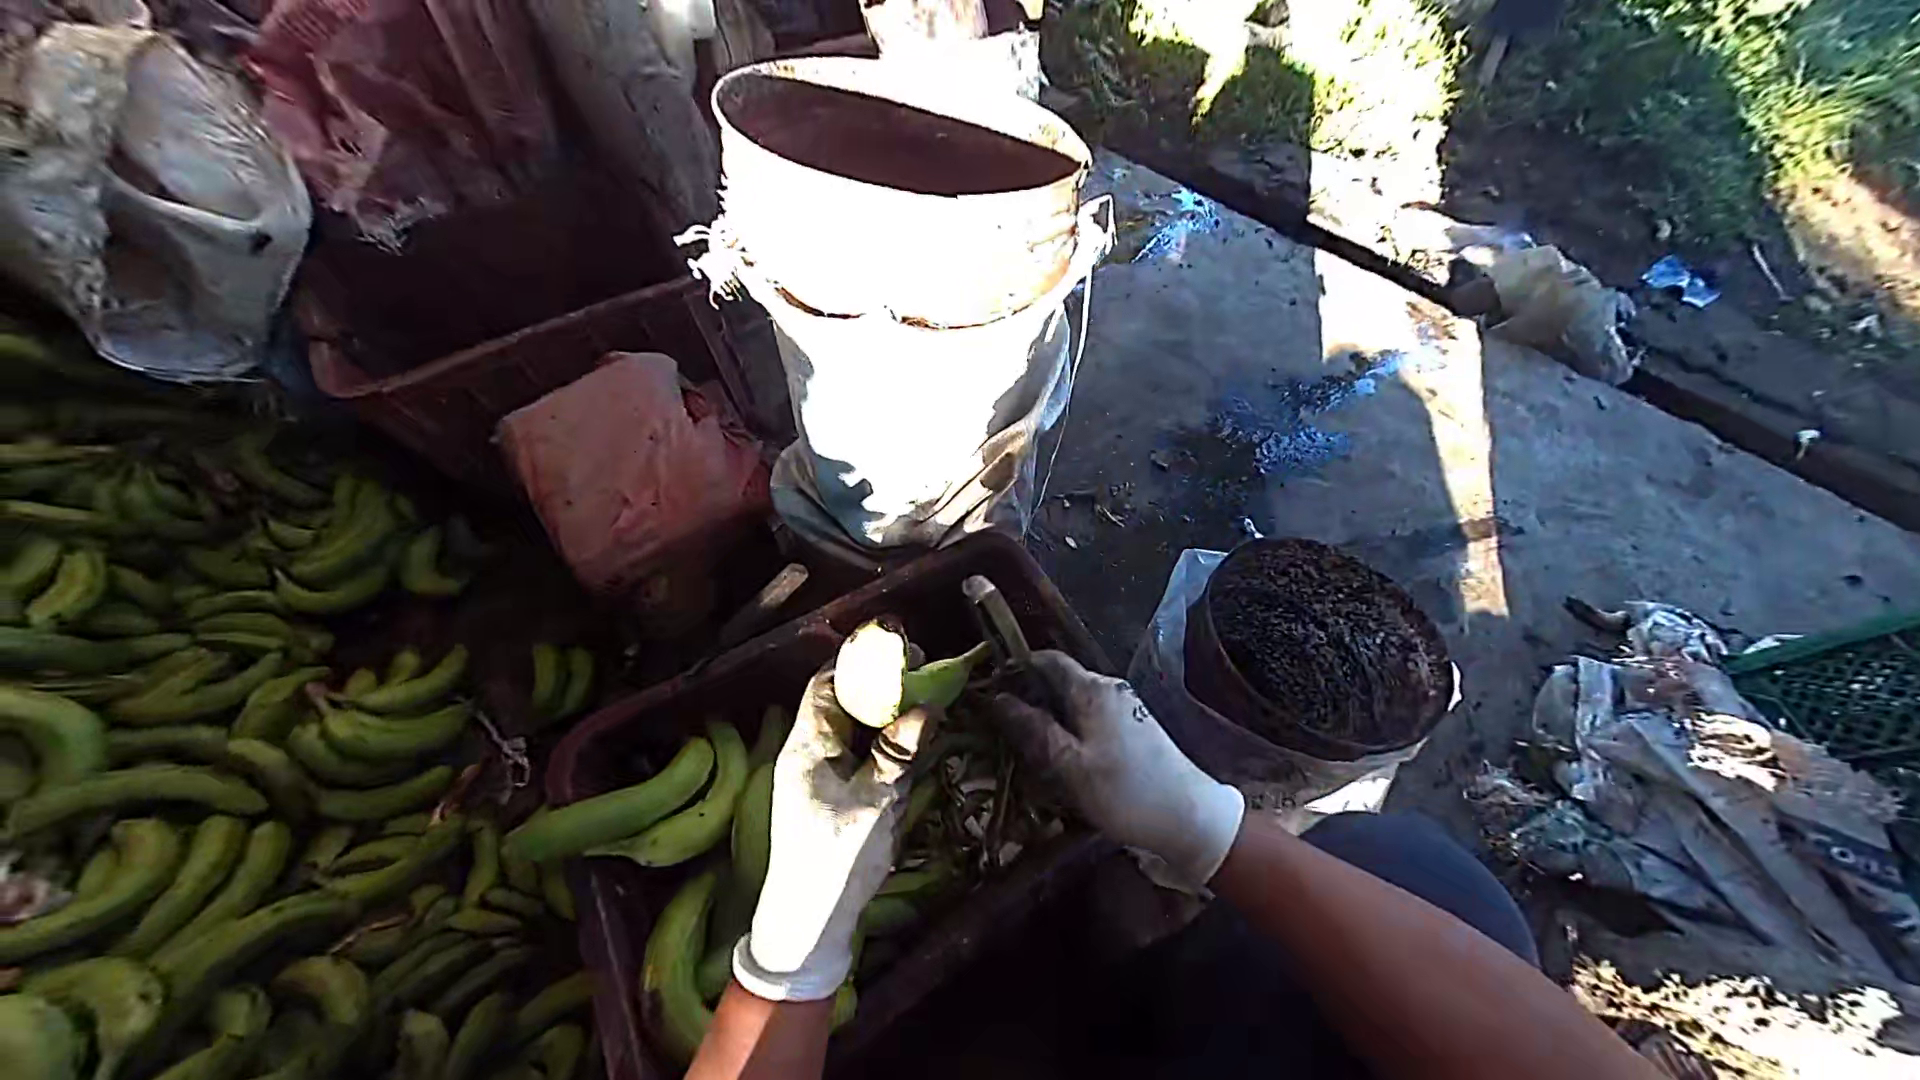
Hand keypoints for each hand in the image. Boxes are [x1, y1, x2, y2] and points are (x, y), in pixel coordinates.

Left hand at [733, 668, 931, 1001]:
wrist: (807, 923)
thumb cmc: (836, 860)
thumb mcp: (875, 802)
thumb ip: (898, 752)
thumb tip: (927, 707)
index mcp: (806, 746)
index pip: (826, 685)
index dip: (858, 662)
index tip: (896, 652)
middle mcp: (807, 751)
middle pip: (840, 701)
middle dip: (877, 683)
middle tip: (919, 671)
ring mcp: (817, 772)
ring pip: (851, 725)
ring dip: (882, 710)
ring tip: (922, 697)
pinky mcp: (830, 790)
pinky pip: (856, 750)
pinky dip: (880, 738)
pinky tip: (908, 737)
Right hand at [991, 650, 1243, 891]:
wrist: (1191, 818)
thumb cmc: (1124, 792)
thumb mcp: (1069, 765)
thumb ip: (1034, 729)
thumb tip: (999, 699)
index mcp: (1092, 689)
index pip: (1046, 659)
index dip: (1016, 667)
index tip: (992, 688)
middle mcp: (1109, 687)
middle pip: (1059, 678)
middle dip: (1030, 694)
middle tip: (1002, 724)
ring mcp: (1125, 705)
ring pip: (1074, 699)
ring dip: (1049, 713)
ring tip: (1026, 743)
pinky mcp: (1134, 724)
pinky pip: (1090, 713)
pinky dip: (1069, 725)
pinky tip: (1061, 753)